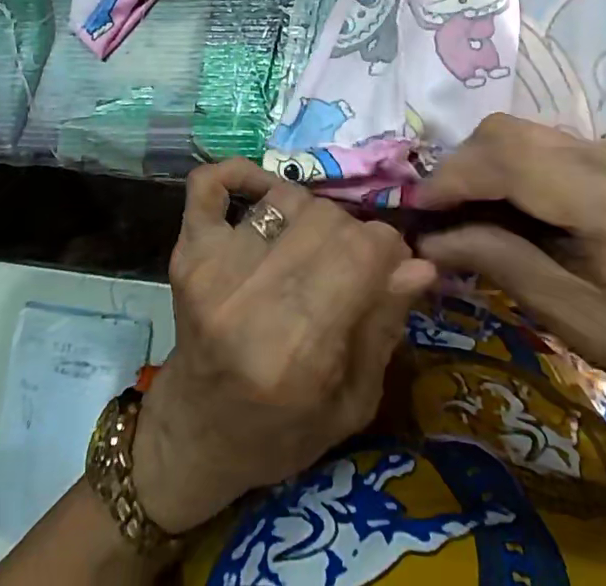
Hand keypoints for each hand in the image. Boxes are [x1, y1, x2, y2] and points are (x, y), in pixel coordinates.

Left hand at [132, 158, 437, 532]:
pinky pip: (208, 184)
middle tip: (351, 265)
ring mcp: (209, 270)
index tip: (390, 270)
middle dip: (355, 235)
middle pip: (326, 219)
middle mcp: (249, 300)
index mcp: (297, 350)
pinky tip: (265, 192)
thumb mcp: (352, 403)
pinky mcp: (185, 253)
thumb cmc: (282, 430)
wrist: (198, 431)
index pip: (363, 251)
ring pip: (284, 197)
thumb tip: (420, 263)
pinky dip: (240, 175)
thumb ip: (382, 327)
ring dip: (310, 214)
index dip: (390, 251)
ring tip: (312, 246)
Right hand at [413, 114, 605, 426]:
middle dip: (458, 171)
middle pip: (509, 134)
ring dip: (482, 170)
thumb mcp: (577, 320)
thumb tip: (429, 239)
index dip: (451, 178)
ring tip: (467, 219)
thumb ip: (500, 262)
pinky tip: (512, 213)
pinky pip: (549, 147)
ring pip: (524, 135)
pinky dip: (512, 171)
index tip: (414, 215)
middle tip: (436, 221)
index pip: (511, 159)